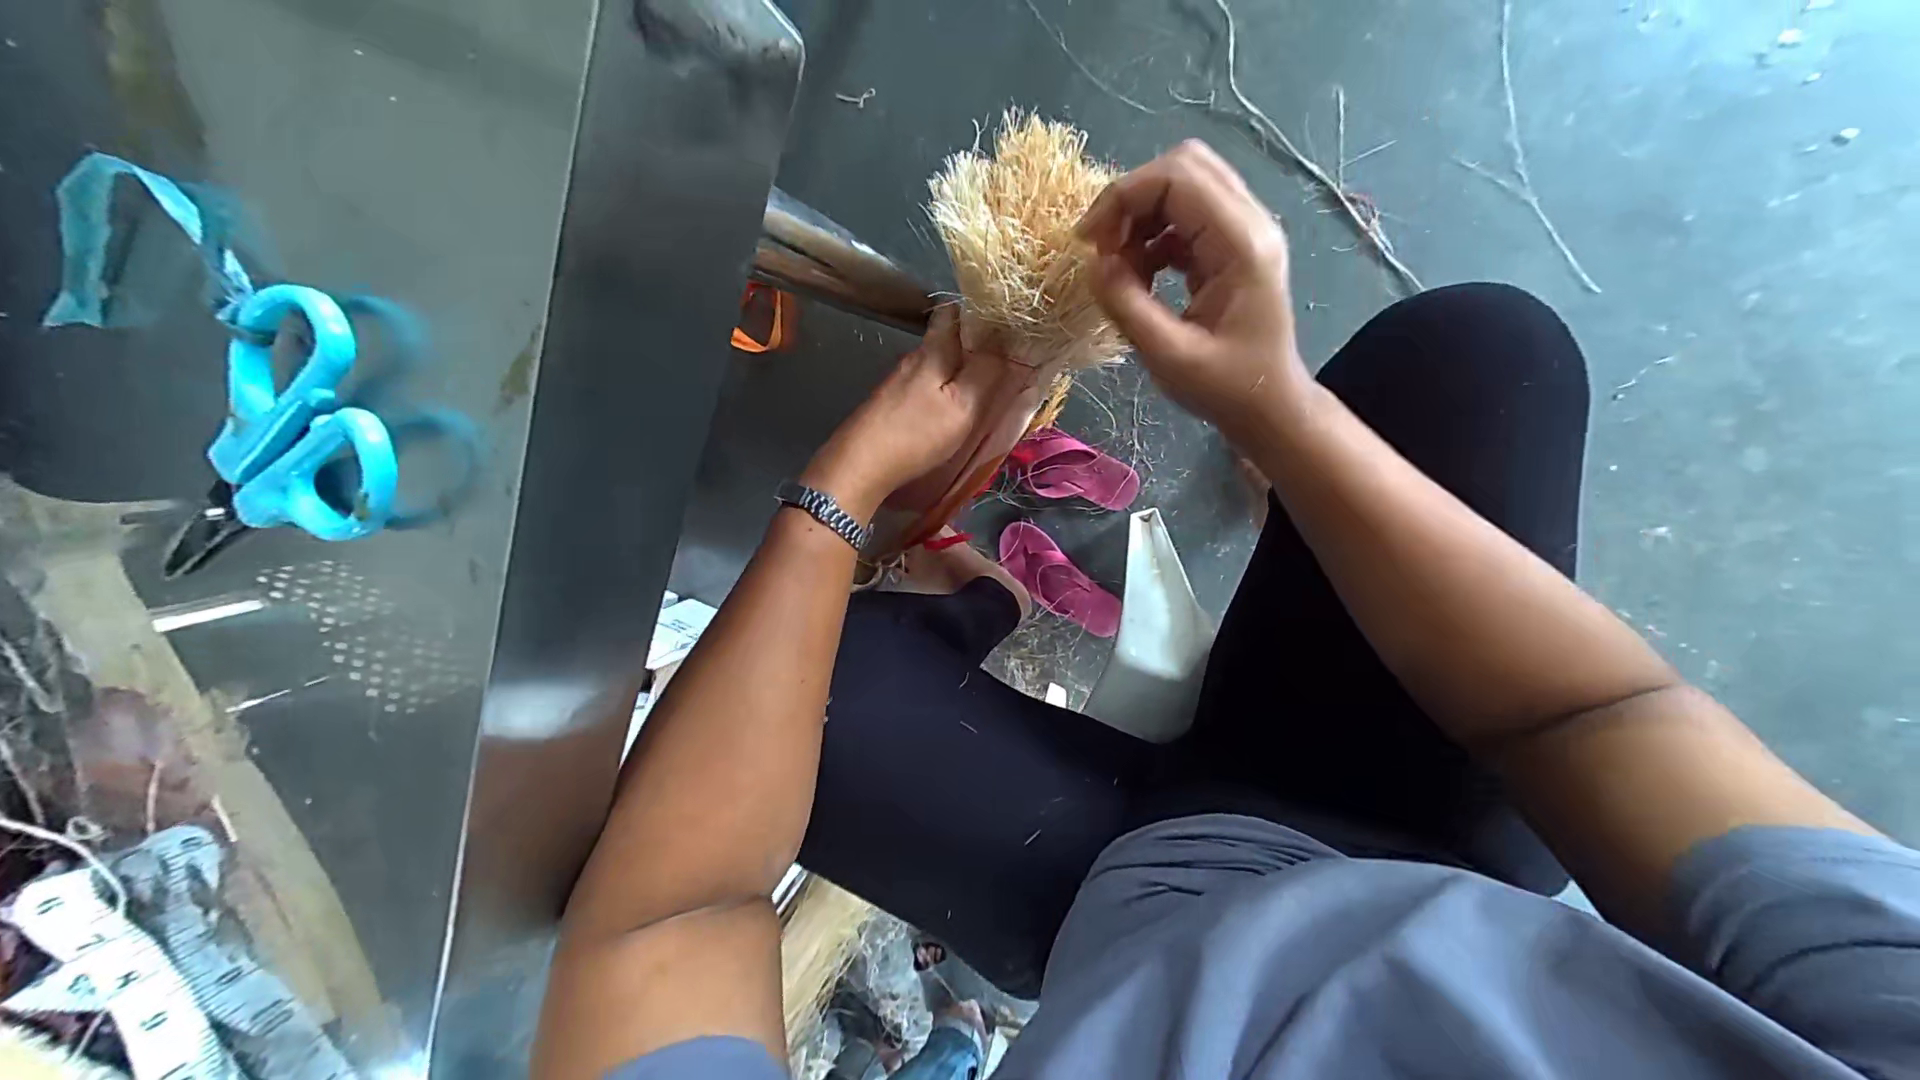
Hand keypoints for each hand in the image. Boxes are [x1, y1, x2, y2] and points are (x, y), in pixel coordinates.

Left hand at [801, 304, 998, 518]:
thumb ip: (987, 372)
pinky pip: (924, 385)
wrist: (859, 465)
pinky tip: (949, 407)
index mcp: (934, 350)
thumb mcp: (962, 405)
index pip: (955, 311)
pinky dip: (941, 388)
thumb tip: (1011, 341)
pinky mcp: (889, 403)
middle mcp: (913, 358)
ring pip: (935, 364)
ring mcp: (898, 381)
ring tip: (982, 384)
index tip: (1006, 324)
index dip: (980, 311)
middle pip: (946, 338)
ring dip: (957, 368)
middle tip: (1004, 359)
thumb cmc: (915, 434)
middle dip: (974, 343)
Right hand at [1078, 140, 1311, 442]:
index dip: (1122, 197)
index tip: (1088, 242)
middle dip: (1129, 199)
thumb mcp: (1168, 356)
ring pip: (1182, 186)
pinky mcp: (1230, 247)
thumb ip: (1127, 306)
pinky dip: (1151, 237)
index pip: (1177, 178)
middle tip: (1101, 248)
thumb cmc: (1224, 388)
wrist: (1268, 406)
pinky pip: (1184, 217)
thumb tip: (1093, 264)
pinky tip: (1139, 275)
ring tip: (1119, 268)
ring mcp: (1243, 232)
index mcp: (1240, 244)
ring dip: (1138, 218)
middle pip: (1182, 167)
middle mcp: (1249, 223)